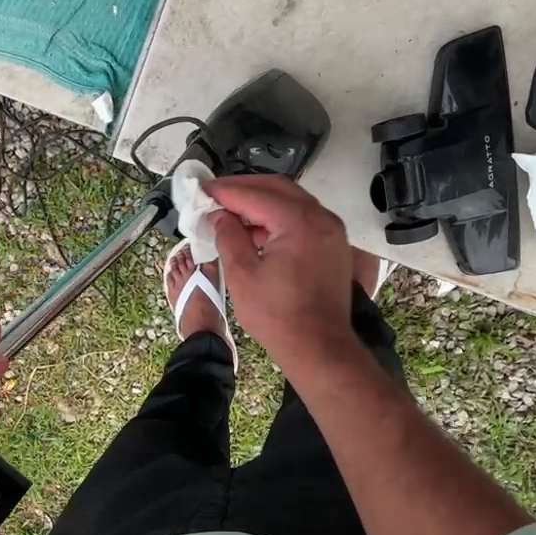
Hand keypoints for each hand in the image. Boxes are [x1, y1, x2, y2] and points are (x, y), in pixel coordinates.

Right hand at [204, 175, 357, 373]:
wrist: (318, 346)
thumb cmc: (277, 315)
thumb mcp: (242, 274)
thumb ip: (229, 237)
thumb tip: (219, 217)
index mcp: (299, 222)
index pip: (256, 195)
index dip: (226, 191)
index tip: (202, 190)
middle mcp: (321, 218)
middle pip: (278, 189)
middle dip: (244, 188)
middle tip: (215, 194)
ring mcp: (331, 231)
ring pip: (292, 202)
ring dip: (261, 203)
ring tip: (231, 211)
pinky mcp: (332, 246)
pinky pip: (303, 219)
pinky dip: (278, 219)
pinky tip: (256, 230)